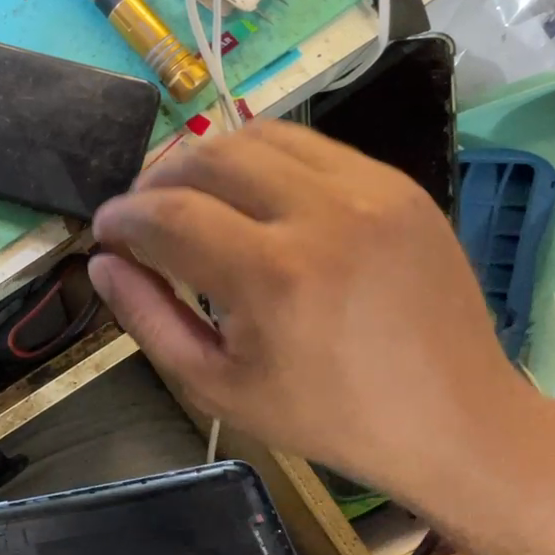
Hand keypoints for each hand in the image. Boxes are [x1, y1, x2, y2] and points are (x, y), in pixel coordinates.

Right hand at [90, 122, 529, 491]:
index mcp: (272, 276)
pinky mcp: (398, 185)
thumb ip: (148, 319)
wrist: (452, 418)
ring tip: (187, 198)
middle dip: (155, 179)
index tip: (102, 231)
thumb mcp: (215, 386)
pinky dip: (259, 161)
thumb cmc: (322, 416)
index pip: (170, 216)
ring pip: (259, 136)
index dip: (122, 218)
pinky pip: (309, 146)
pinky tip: (248, 198)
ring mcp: (370, 190)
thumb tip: (102, 264)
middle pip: (210, 158)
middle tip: (138, 214)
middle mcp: (323, 214)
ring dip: (205, 160)